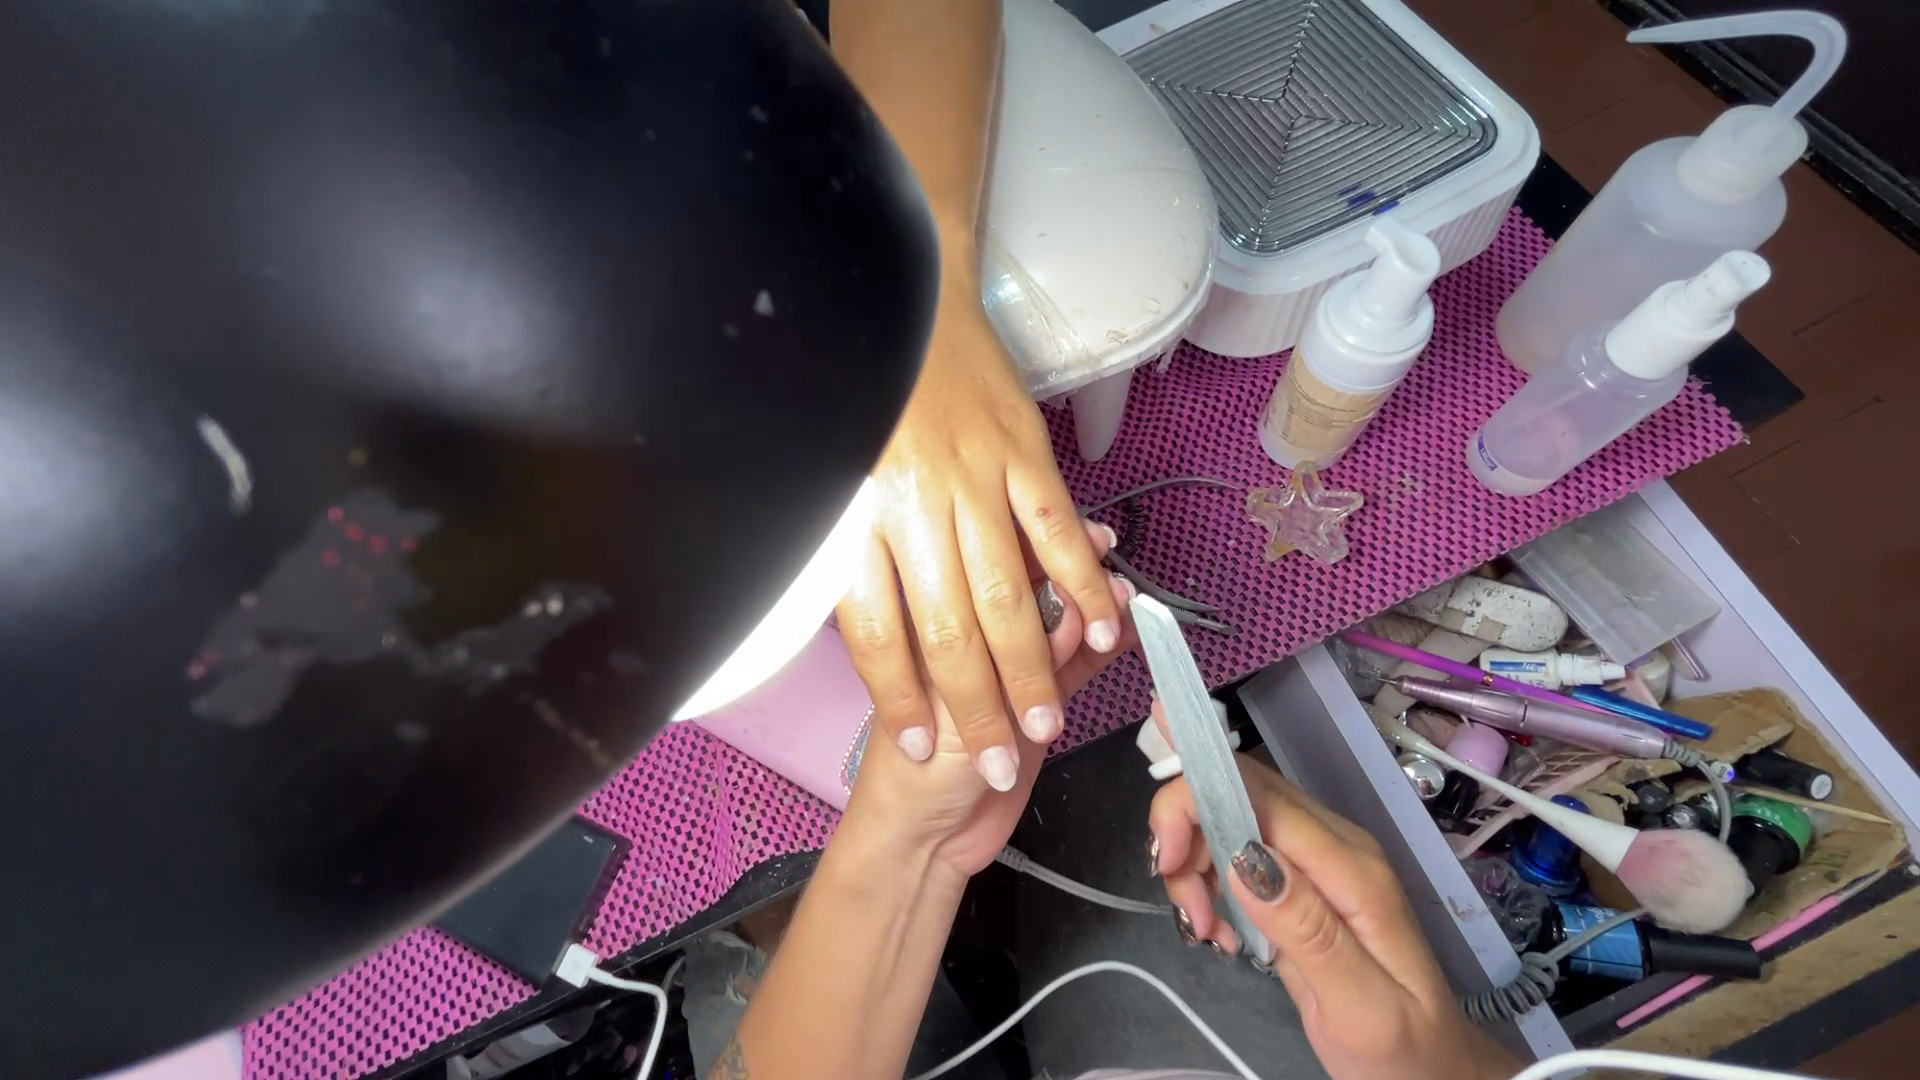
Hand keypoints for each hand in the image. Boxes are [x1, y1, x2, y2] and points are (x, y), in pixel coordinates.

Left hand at [838, 271, 1124, 793]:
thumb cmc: (860, 398)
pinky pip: (1057, 530)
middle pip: (948, 627)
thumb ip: (847, 555)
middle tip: (993, 763)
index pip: (875, 630)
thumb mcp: (827, 478)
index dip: (897, 696)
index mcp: (854, 515)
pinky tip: (1106, 629)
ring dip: (1030, 666)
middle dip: (974, 706)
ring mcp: (974, 477)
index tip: (917, 746)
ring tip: (1045, 726)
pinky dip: (1084, 584)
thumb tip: (875, 633)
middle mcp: (913, 503)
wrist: (905, 299)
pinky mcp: (1023, 452)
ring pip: (1007, 591)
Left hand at [844, 529, 1133, 879]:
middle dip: (1067, 572)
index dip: (1028, 551)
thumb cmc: (909, 779)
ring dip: (1092, 608)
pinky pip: (1075, 664)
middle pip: (1028, 590)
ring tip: (1125, 593)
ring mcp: (1008, 665)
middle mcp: (974, 634)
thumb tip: (1064, 610)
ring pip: (1057, 623)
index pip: (985, 572)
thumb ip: (1009, 664)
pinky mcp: (1037, 698)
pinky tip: (1129, 629)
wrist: (923, 843)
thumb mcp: (957, 714)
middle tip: (1105, 554)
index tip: (1070, 538)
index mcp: (937, 624)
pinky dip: (1102, 649)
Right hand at [1148, 758, 1519, 1079]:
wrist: (1435, 1074)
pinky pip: (1231, 847)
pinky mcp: (1294, 874)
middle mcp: (1330, 842)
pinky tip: (1219, 929)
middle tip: (1187, 910)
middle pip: (1234, 789)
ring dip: (1193, 865)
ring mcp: (1313, 855)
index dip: (1195, 800)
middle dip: (1185, 833)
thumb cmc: (1403, 1053)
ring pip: (1224, 815)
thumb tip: (1245, 859)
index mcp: (1349, 865)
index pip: (1257, 792)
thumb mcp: (1362, 1009)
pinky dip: (1206, 880)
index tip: (1166, 861)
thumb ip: (1308, 930)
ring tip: (1206, 932)